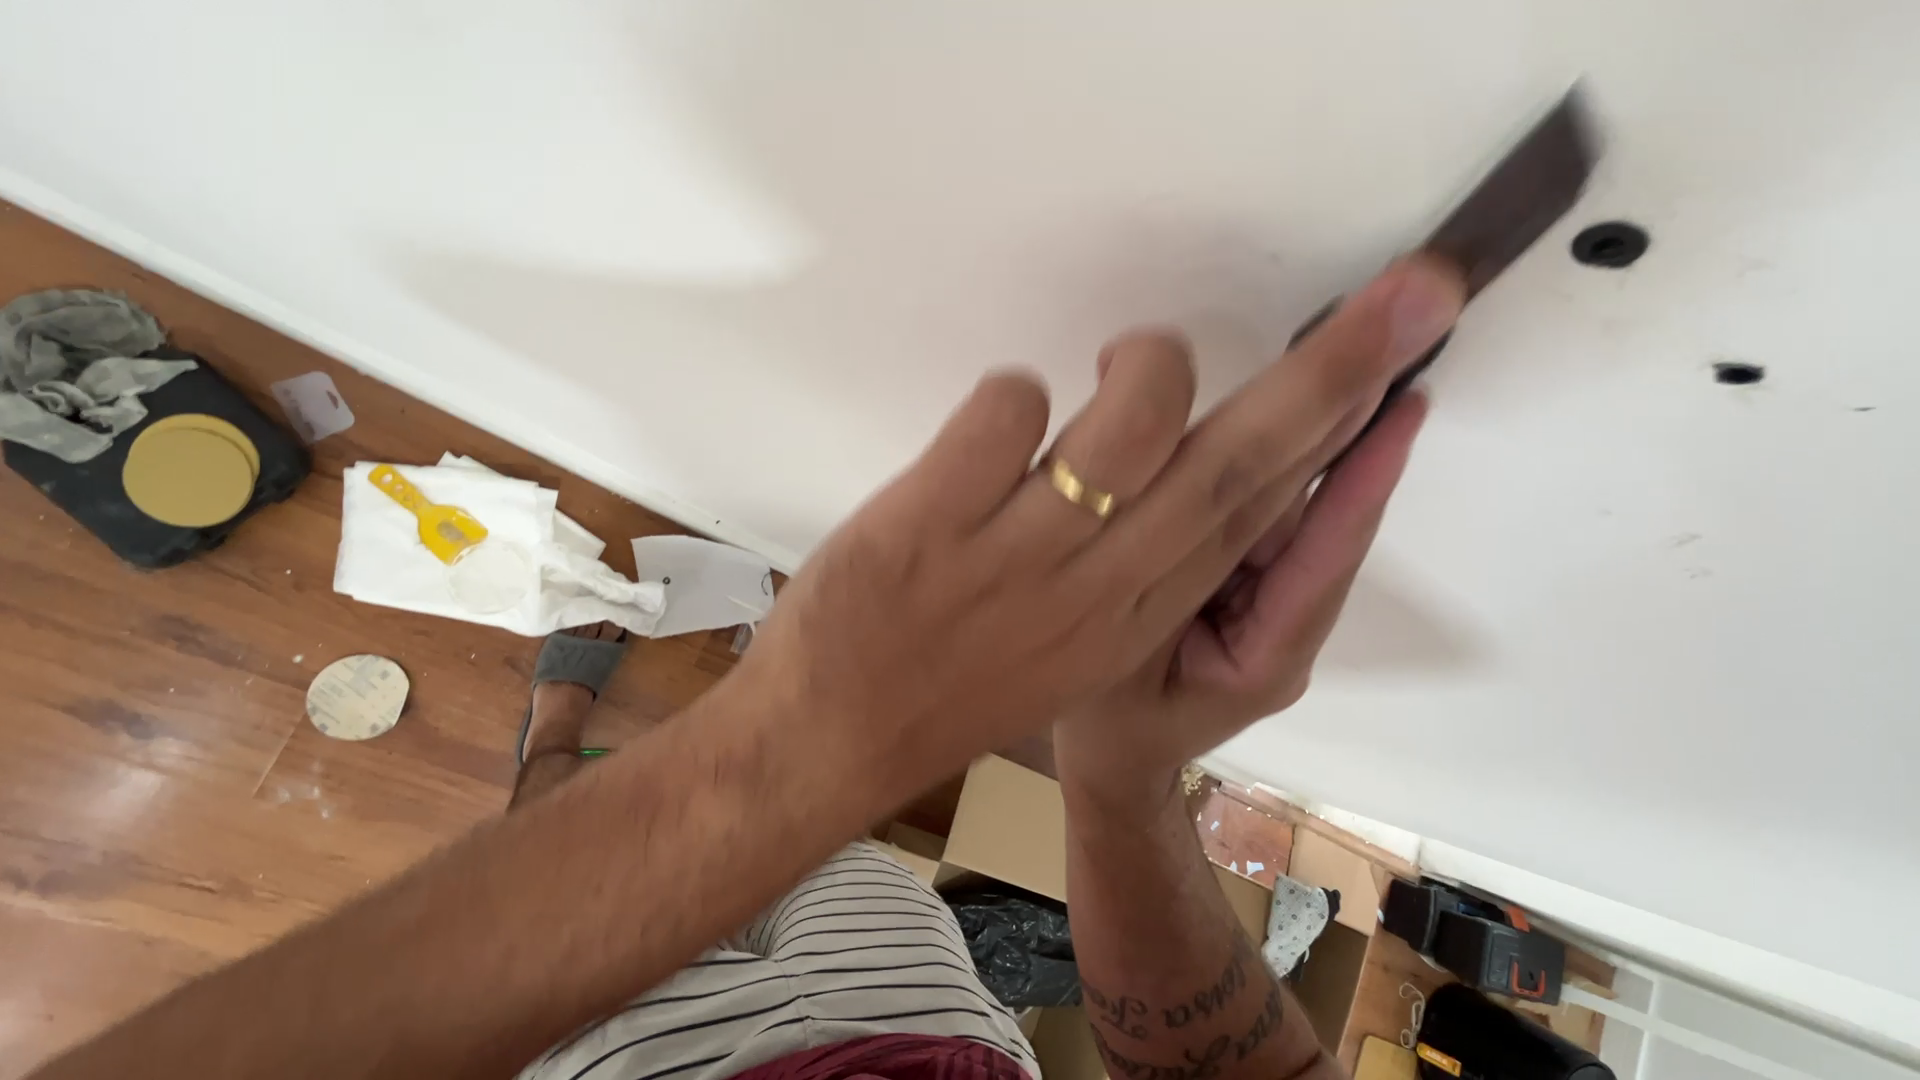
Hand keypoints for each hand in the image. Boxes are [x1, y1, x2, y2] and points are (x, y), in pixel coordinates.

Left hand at [729, 257, 1463, 804]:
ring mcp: (1013, 559)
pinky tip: (1005, 411)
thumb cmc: (946, 682)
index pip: (1257, 512)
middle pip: (1234, 468)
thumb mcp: (1064, 649)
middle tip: (1411, 290)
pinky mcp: (927, 528)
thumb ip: (1124, 569)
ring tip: (1122, 358)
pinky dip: (1016, 394)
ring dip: (1146, 368)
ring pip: (1127, 431)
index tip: (1395, 364)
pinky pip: (1003, 419)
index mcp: (1135, 618)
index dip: (1335, 432)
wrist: (828, 742)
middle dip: (1330, 372)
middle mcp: (1097, 591)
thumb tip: (1165, 472)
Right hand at [1052, 326, 1440, 802]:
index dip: (1356, 481)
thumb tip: (1177, 500)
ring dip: (1320, 435)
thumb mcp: (1109, 669)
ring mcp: (1269, 605)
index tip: (1401, 402)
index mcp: (1265, 655)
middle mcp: (1284, 624)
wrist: (1116, 772)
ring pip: (1291, 512)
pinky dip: (1272, 462)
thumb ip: (1146, 597)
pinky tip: (1281, 407)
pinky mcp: (1246, 590)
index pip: (1318, 556)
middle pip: (1318, 519)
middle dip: (1357, 432)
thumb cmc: (1109, 726)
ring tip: (1352, 351)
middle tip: (1399, 340)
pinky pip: (1259, 520)